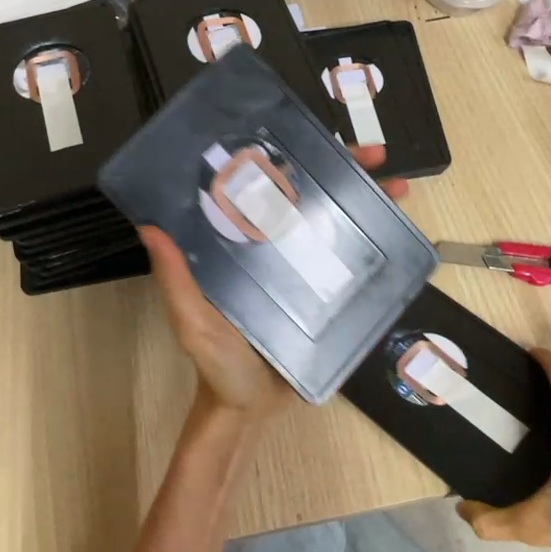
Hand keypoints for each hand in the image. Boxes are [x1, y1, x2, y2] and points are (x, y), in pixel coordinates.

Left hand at [136, 144, 404, 421]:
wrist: (253, 411)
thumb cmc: (218, 366)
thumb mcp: (193, 321)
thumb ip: (176, 280)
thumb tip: (149, 227)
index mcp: (239, 243)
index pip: (265, 189)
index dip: (290, 161)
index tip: (315, 140)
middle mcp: (272, 246)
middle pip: (310, 197)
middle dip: (345, 170)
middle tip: (377, 157)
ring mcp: (303, 269)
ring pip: (337, 222)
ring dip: (370, 199)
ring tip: (400, 187)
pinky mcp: (327, 293)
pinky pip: (352, 261)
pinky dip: (375, 242)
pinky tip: (401, 229)